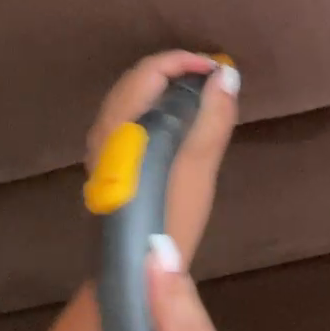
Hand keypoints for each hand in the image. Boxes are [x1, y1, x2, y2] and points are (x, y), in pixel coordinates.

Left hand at [85, 51, 239, 259]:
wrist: (134, 270)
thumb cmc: (169, 217)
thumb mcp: (199, 166)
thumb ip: (212, 117)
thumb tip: (226, 75)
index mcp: (123, 123)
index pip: (151, 70)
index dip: (186, 61)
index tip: (221, 70)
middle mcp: (105, 126)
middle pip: (139, 79)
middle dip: (178, 71)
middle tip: (216, 80)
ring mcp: (103, 144)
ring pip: (134, 96)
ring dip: (168, 89)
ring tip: (203, 97)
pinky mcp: (108, 160)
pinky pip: (131, 115)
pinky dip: (158, 107)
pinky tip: (180, 123)